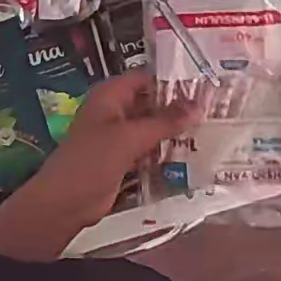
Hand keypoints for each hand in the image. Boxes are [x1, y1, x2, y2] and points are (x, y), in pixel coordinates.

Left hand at [0, 71, 201, 261]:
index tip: (205, 86)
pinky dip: (166, 151)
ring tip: (211, 131)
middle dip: (178, 108)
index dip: (173, 81)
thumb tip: (199, 106)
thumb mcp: (130, 137)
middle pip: (151, 103)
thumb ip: (165, 121)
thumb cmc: (92, 160)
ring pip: (151, 127)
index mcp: (110, 95)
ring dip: (174, 131)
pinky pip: (149, 149)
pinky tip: (193, 155)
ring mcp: (118, 135)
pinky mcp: (123, 158)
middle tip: (215, 111)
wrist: (65, 201)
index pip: (146, 78)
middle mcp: (115, 110)